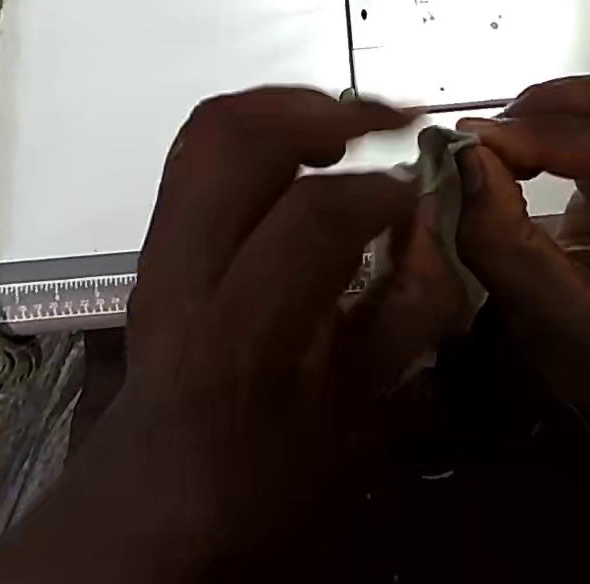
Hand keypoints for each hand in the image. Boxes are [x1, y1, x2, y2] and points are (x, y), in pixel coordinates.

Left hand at [8, 88, 468, 577]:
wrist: (156, 485)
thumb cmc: (261, 470)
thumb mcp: (353, 414)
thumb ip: (403, 312)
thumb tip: (434, 221)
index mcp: (235, 332)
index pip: (311, 218)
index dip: (379, 190)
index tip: (421, 189)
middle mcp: (183, 267)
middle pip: (239, 141)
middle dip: (326, 113)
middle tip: (390, 120)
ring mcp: (159, 239)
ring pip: (215, 125)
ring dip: (292, 105)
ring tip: (353, 121)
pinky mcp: (157, 226)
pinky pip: (205, 140)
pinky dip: (263, 118)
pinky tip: (307, 137)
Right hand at [454, 74, 589, 411]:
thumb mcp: (549, 319)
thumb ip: (504, 240)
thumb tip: (468, 155)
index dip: (550, 136)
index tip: (477, 139)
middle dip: (556, 109)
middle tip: (487, 133)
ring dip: (565, 103)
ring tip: (506, 133)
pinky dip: (573, 115)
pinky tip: (533, 139)